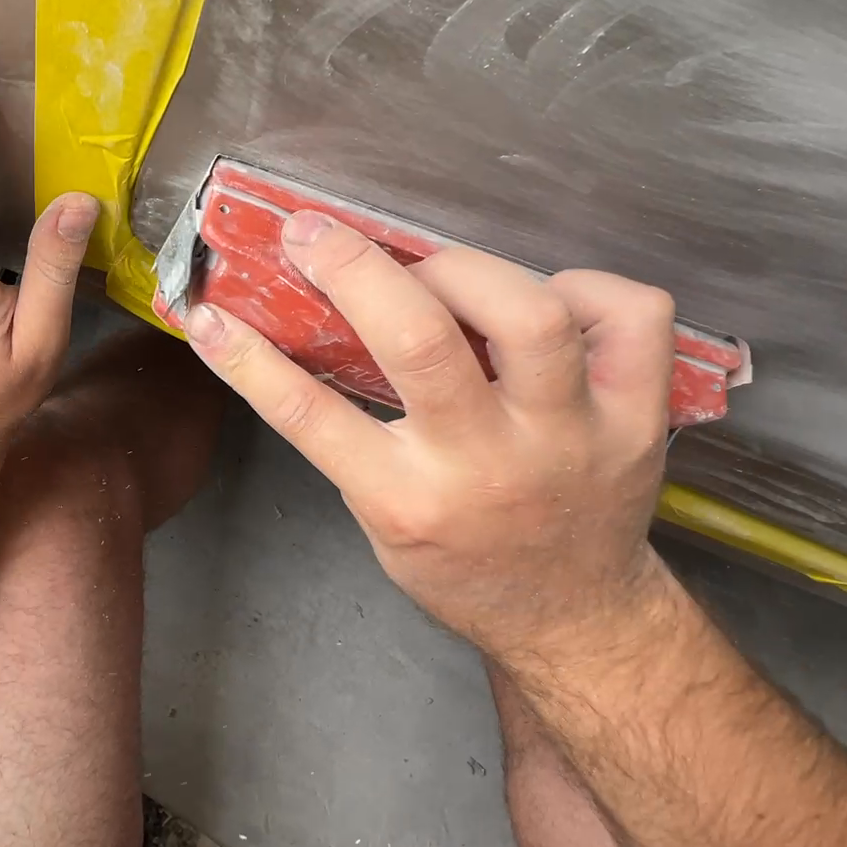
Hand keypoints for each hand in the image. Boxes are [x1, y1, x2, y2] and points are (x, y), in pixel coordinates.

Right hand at [184, 210, 677, 661]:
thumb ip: (350, 436)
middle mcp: (486, 464)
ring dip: (461, 269)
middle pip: (420, 343)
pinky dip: (580, 285)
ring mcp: (571, 437)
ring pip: (528, 316)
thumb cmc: (452, 564)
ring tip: (430, 270)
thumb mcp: (377, 516)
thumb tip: (318, 333)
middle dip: (354, 268)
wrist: (568, 614)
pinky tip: (544, 296)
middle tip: (313, 232)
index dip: (248, 358)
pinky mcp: (636, 418)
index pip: (310, 416)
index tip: (210, 313)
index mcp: (406, 498)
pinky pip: (630, 314)